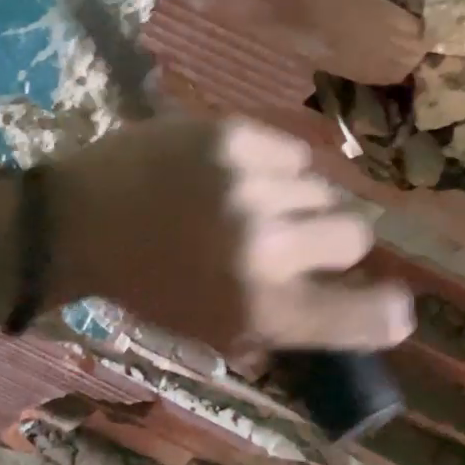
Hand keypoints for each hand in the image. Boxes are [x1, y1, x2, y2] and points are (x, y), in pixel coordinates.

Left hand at [52, 116, 413, 354]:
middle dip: (332, 242)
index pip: (372, 315)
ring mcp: (248, 183)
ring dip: (298, 200)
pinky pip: (290, 150)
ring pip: (323, 186)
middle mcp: (265, 245)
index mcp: (261, 308)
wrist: (78, 221)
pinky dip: (273, 165)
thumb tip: (351, 312)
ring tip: (254, 202)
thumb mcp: (210, 329)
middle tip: (296, 238)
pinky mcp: (230, 135)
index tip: (385, 302)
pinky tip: (237, 173)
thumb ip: (283, 325)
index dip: (386, 310)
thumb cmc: (142, 285)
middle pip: (355, 235)